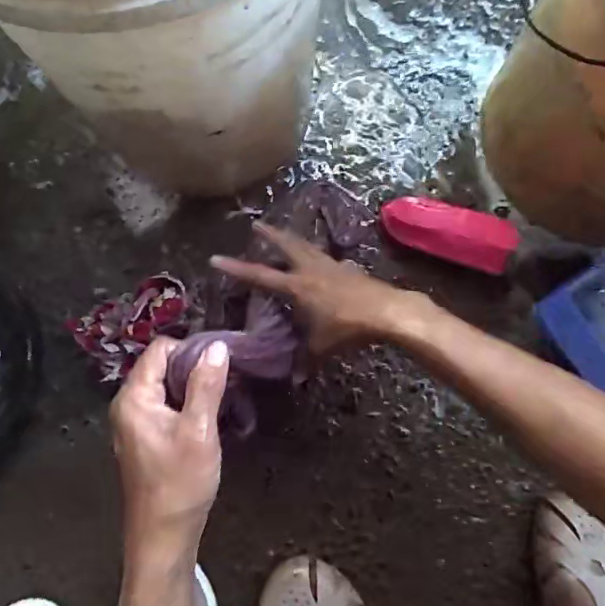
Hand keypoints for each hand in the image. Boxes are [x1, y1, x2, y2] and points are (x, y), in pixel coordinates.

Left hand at [109, 336, 227, 550]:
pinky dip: (184, 406)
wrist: (162, 538)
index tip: (220, 362)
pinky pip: (163, 407)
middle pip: (161, 366)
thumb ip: (207, 385)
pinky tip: (206, 420)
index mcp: (133, 397)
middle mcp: (126, 404)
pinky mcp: (142, 438)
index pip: (160, 349)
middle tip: (226, 381)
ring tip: (221, 399)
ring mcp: (132, 422)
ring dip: (192, 389)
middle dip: (193, 369)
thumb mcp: (199, 431)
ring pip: (165, 387)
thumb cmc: (180, 484)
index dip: (191, 349)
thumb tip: (217, 346)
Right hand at [211, 222, 426, 354]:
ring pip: (307, 248)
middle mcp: (311, 269)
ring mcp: (332, 266)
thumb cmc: (348, 327)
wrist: (388, 311)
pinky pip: (327, 259)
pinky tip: (323, 263)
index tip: (216, 258)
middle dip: (270, 235)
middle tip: (257, 225)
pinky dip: (319, 257)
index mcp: (297, 286)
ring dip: (294, 241)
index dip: (236, 268)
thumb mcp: (321, 347)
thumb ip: (305, 360)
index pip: (260, 276)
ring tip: (287, 237)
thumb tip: (294, 380)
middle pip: (287, 245)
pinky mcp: (349, 270)